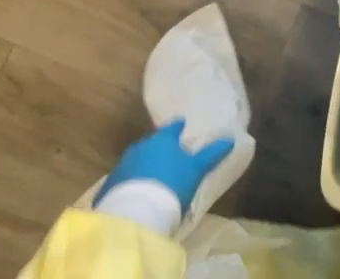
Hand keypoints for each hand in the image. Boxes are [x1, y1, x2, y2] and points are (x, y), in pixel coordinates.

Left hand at [96, 119, 234, 210]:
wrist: (135, 215)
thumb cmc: (171, 187)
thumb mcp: (196, 172)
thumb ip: (211, 155)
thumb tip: (230, 139)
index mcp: (162, 141)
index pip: (171, 128)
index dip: (177, 126)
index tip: (181, 124)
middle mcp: (141, 147)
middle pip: (152, 143)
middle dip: (159, 146)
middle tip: (167, 153)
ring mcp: (123, 165)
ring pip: (136, 159)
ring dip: (144, 164)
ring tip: (152, 174)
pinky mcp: (109, 185)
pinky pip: (123, 178)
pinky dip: (131, 180)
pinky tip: (136, 191)